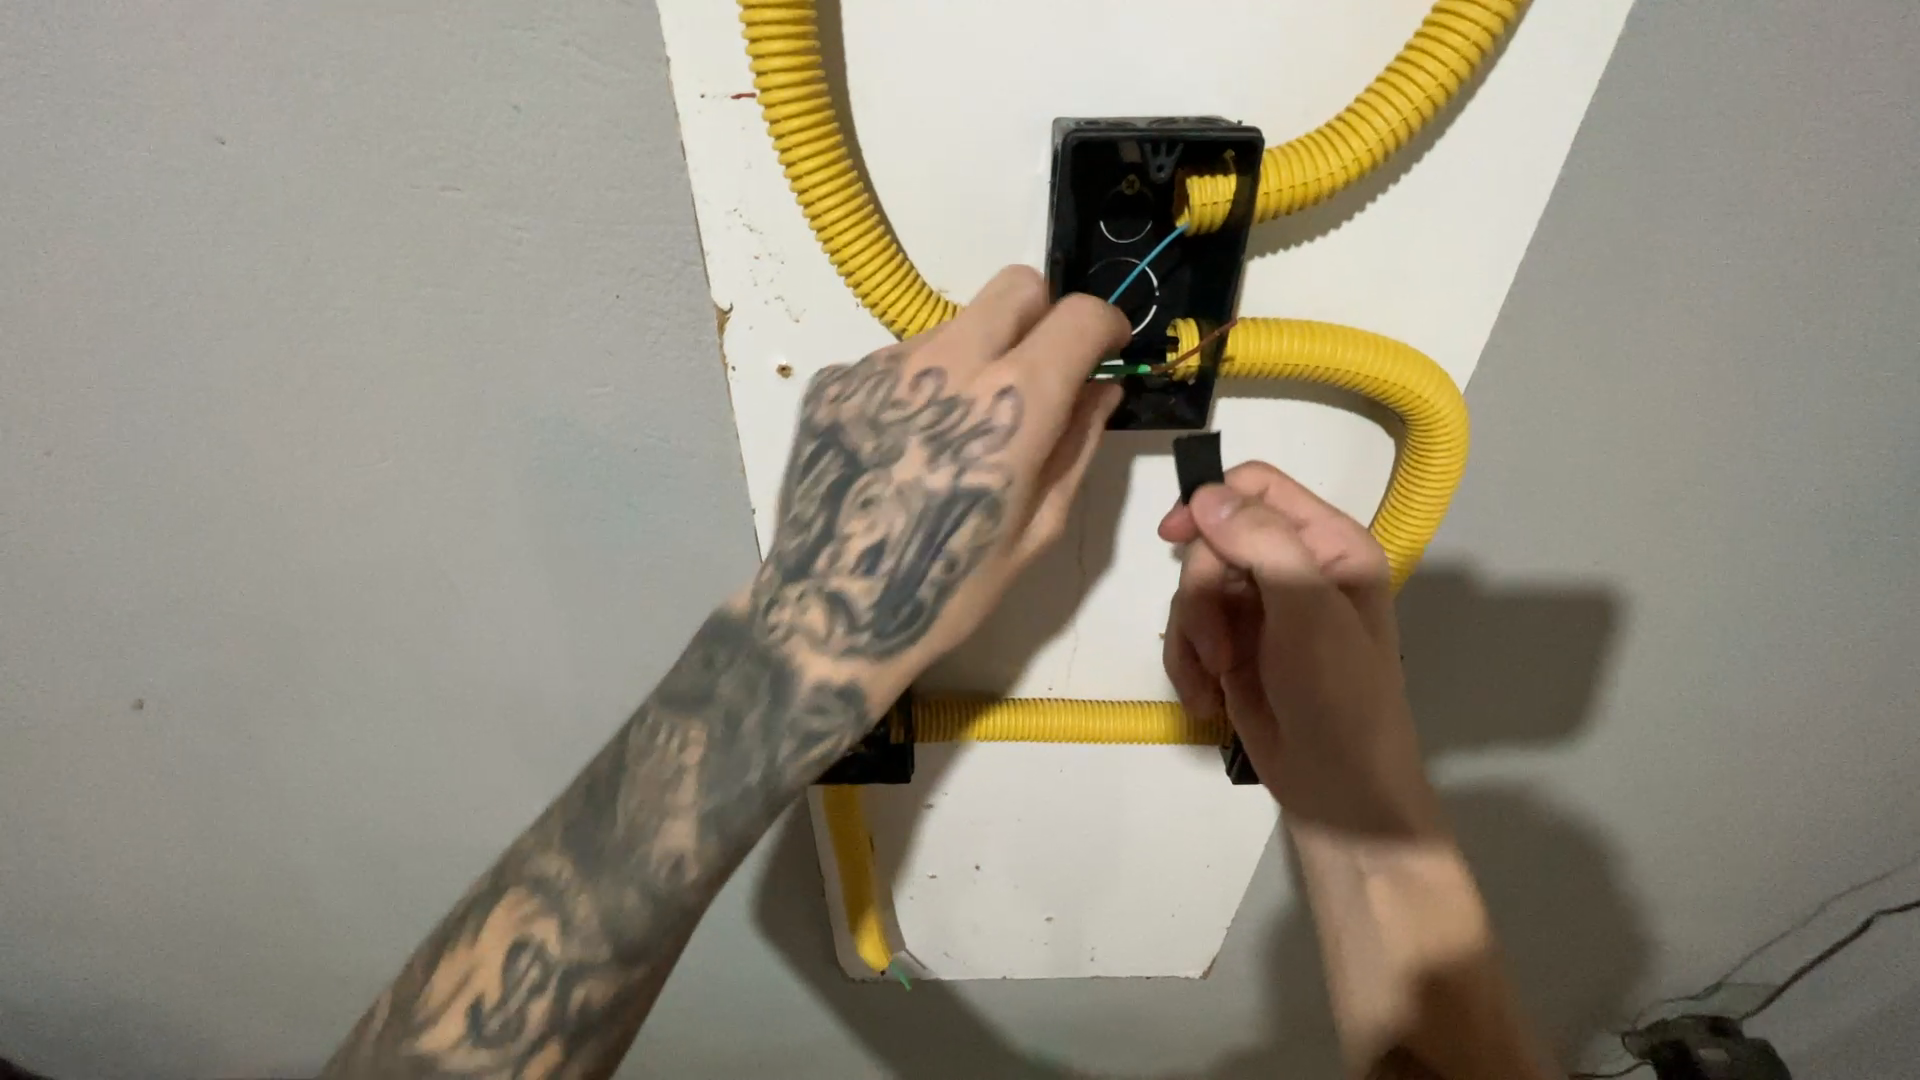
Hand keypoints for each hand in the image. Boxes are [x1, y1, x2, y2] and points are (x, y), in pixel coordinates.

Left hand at [751, 265, 1129, 704]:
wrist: (830, 614)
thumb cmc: (949, 588)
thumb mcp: (1036, 530)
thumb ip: (1076, 445)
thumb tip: (1099, 388)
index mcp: (1009, 408)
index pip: (1076, 315)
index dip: (1103, 325)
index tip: (1103, 349)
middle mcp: (945, 366)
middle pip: (1015, 287)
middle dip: (1042, 317)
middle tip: (1037, 374)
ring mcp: (880, 368)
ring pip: (953, 327)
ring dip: (974, 360)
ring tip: (953, 436)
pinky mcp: (834, 382)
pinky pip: (900, 361)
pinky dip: (920, 387)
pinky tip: (904, 449)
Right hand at [1159, 462, 1441, 837]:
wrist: (1334, 786)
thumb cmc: (1339, 695)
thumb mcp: (1309, 612)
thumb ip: (1262, 543)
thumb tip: (1204, 493)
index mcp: (1326, 544)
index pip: (1257, 487)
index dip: (1211, 501)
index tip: (1174, 534)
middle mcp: (1290, 566)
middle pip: (1211, 543)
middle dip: (1201, 596)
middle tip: (1216, 647)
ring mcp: (1256, 608)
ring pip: (1191, 589)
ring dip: (1192, 636)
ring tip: (1215, 679)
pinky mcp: (1230, 645)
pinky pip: (1184, 631)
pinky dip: (1185, 663)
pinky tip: (1204, 698)